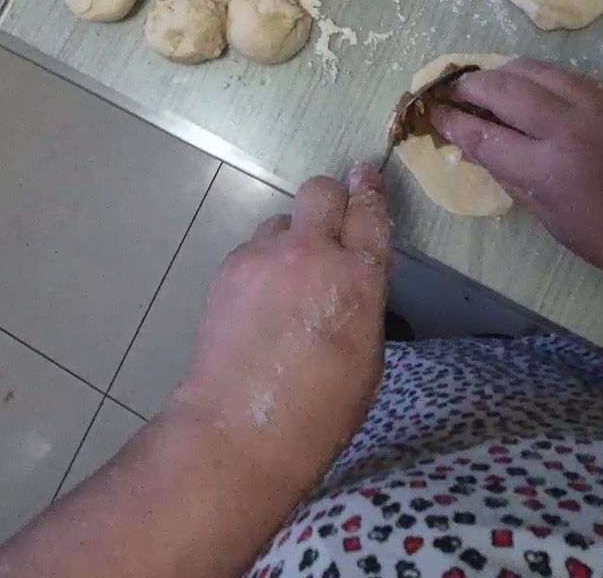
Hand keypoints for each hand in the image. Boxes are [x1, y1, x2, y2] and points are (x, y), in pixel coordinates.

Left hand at [164, 166, 392, 504]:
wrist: (240, 425)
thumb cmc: (320, 409)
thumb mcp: (367, 356)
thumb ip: (361, 299)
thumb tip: (351, 275)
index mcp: (356, 279)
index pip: (370, 215)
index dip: (371, 191)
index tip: (367, 176)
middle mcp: (311, 254)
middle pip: (321, 191)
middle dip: (331, 197)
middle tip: (330, 222)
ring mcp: (265, 256)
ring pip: (282, 220)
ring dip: (292, 238)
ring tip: (287, 282)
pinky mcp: (231, 266)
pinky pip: (256, 248)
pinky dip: (264, 264)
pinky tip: (259, 302)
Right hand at [432, 59, 602, 297]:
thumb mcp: (554, 221)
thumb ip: (511, 177)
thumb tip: (476, 147)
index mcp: (548, 168)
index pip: (482, 133)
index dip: (451, 121)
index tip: (432, 114)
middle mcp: (568, 127)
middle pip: (501, 88)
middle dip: (469, 86)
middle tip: (453, 92)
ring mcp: (597, 105)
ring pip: (533, 69)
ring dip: (501, 72)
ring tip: (488, 83)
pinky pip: (566, 75)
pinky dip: (538, 76)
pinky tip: (532, 89)